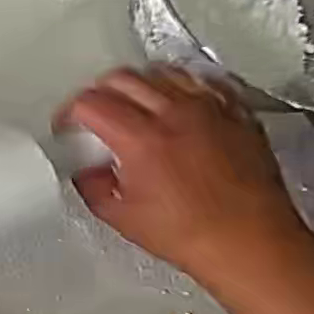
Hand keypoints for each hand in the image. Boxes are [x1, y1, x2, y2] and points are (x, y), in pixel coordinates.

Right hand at [58, 67, 313, 283]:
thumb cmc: (185, 230)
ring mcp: (213, 112)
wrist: (247, 241)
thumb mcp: (114, 211)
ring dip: (137, 84)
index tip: (65, 127)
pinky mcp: (239, 116)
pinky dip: (181, 86)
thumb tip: (87, 167)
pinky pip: (206, 82)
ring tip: (129, 105)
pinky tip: (173, 103)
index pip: (89, 102)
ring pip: (164, 72)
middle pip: (123, 78)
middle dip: (96, 93)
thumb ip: (90, 181)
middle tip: (90, 114)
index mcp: (141, 139)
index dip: (67, 112)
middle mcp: (178, 116)